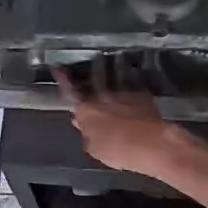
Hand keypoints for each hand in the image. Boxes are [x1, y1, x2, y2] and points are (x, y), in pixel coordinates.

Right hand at [52, 59, 189, 175]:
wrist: (150, 144)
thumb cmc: (117, 151)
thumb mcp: (94, 148)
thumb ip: (86, 133)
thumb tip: (80, 122)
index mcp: (87, 110)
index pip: (70, 91)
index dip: (62, 79)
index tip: (57, 67)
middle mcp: (104, 97)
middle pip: (96, 76)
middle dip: (93, 66)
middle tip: (93, 56)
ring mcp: (125, 93)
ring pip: (117, 75)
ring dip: (116, 65)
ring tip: (116, 56)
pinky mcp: (144, 95)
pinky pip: (136, 81)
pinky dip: (134, 75)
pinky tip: (135, 71)